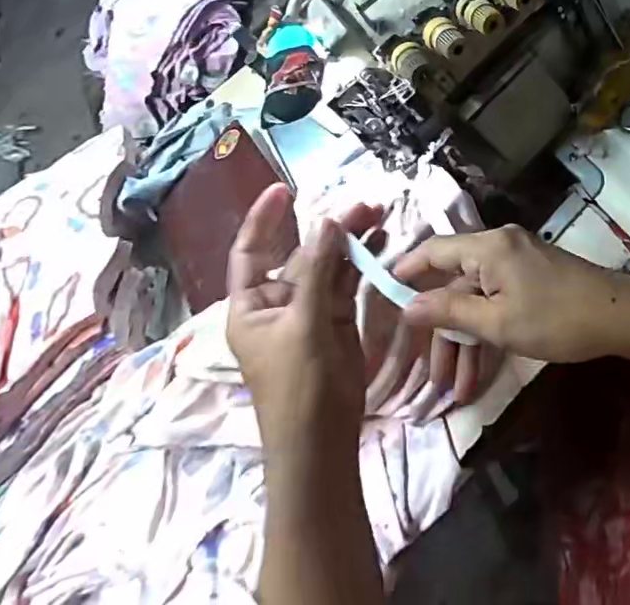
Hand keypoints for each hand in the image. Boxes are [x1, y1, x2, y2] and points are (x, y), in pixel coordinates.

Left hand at [224, 184, 379, 434]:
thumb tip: (327, 222)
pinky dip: (361, 262)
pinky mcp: (335, 321)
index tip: (283, 189)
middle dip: (329, 230)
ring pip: (330, 266)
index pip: (251, 252)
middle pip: (302, 255)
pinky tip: (378, 241)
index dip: (264, 220)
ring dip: (350, 242)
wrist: (321, 440)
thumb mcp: (305, 326)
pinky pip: (347, 283)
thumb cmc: (298, 387)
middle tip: (363, 206)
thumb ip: (318, 272)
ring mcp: (309, 312)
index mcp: (251, 308)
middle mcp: (278, 305)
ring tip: (377, 215)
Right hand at [390, 226, 629, 370]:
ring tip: (456, 389)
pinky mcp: (532, 276)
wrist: (619, 317)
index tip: (384, 296)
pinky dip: (487, 331)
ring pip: (476, 298)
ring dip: (465, 341)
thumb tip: (408, 306)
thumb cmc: (556, 319)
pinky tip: (479, 374)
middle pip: (455, 283)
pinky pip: (497, 300)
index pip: (434, 251)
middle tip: (430, 375)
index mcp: (488, 247)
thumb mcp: (498, 323)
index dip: (407, 272)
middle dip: (442, 331)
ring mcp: (518, 261)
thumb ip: (450, 311)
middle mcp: (500, 246)